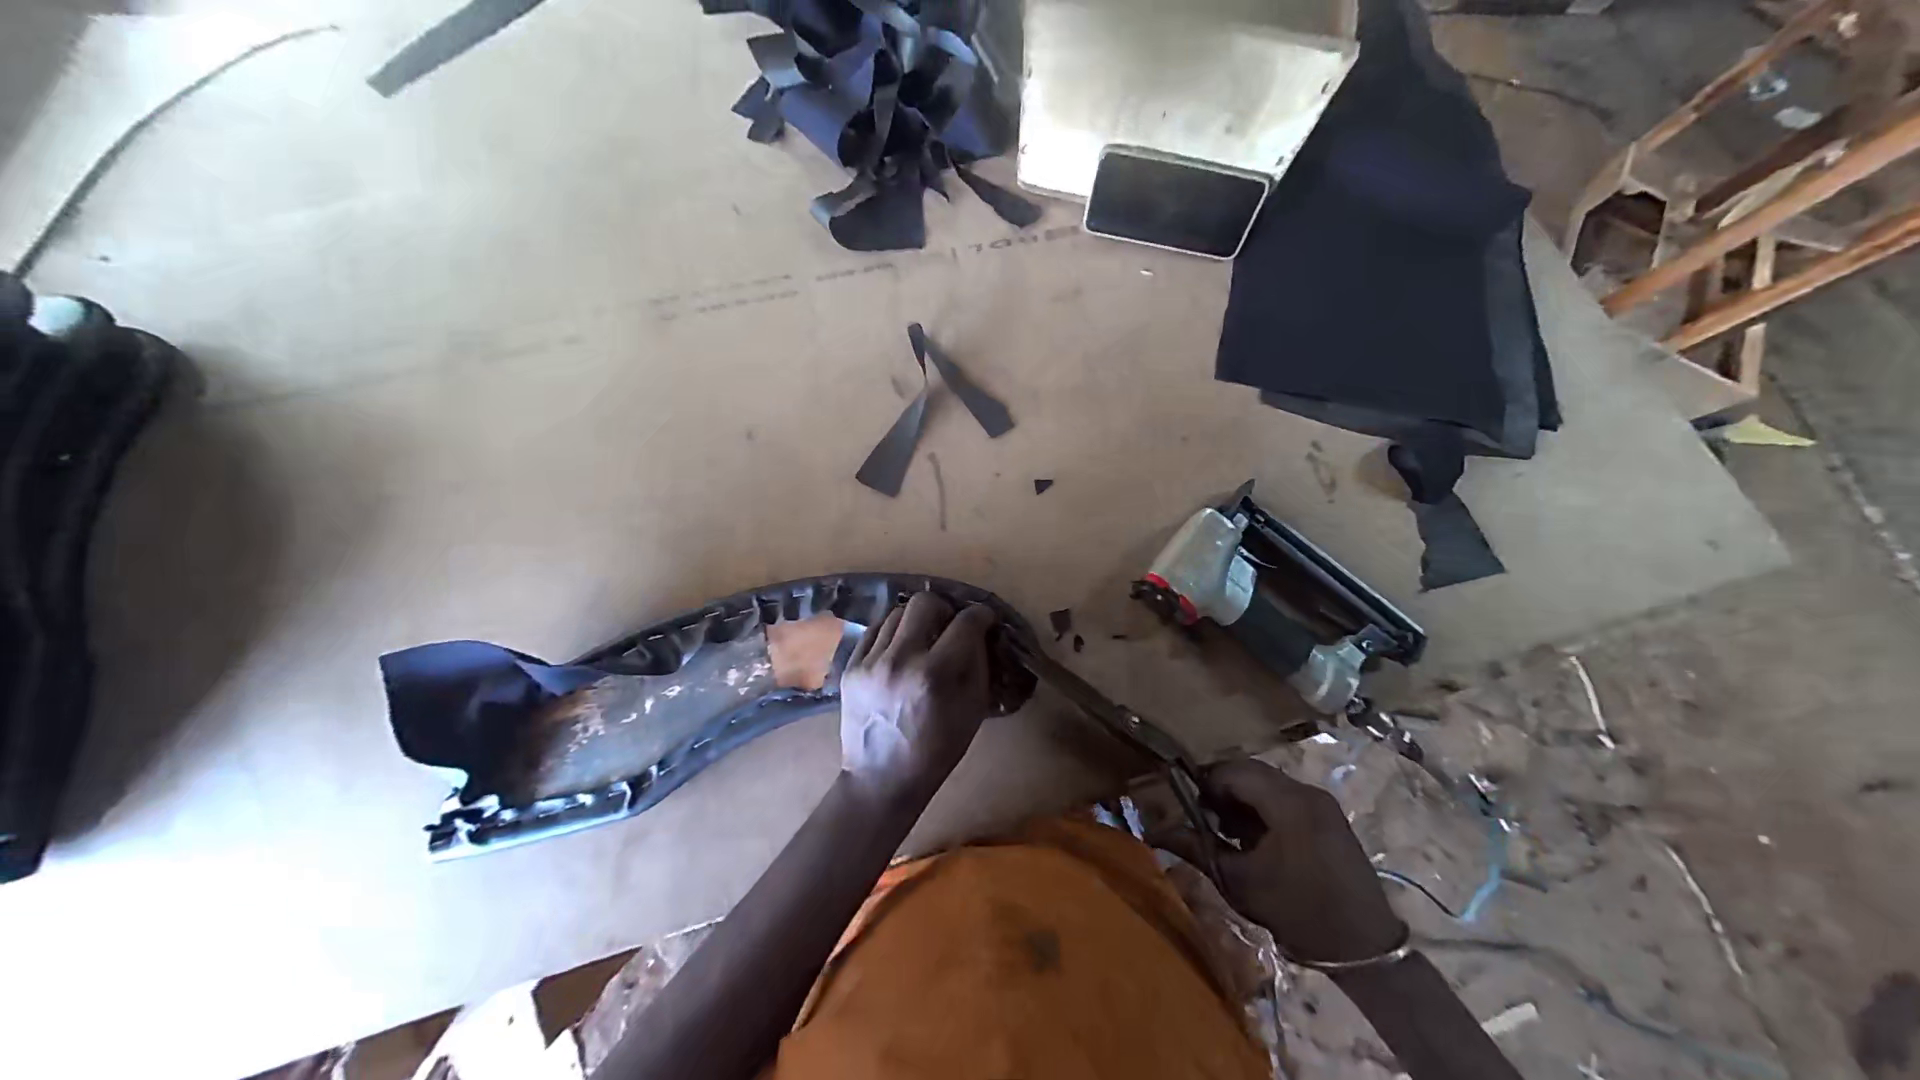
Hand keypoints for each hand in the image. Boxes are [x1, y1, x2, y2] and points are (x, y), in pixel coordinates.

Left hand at [839, 592, 995, 804]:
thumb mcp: (973, 710)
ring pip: (897, 612)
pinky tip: (901, 648)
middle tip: (950, 625)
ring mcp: (870, 661)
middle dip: (945, 609)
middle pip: (925, 603)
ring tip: (924, 638)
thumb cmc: (937, 750)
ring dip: (917, 620)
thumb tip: (980, 632)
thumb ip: (978, 664)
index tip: (985, 620)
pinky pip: (875, 630)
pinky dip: (893, 633)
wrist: (882, 778)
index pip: (965, 623)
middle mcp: (900, 660)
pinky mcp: (851, 666)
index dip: (981, 616)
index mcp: (935, 675)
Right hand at [1150, 757, 1404, 963]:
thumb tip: (1155, 831)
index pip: (1232, 771)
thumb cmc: (1298, 912)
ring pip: (1267, 783)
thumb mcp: (1239, 882)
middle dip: (1222, 790)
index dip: (1204, 784)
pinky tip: (1252, 838)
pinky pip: (1284, 797)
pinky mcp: (1327, 817)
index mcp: (1287, 802)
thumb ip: (1197, 848)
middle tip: (1202, 818)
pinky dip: (1262, 807)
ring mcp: (1321, 803)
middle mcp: (1306, 791)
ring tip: (1224, 830)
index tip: (1186, 806)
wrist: (1364, 950)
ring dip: (1241, 798)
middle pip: (1250, 772)